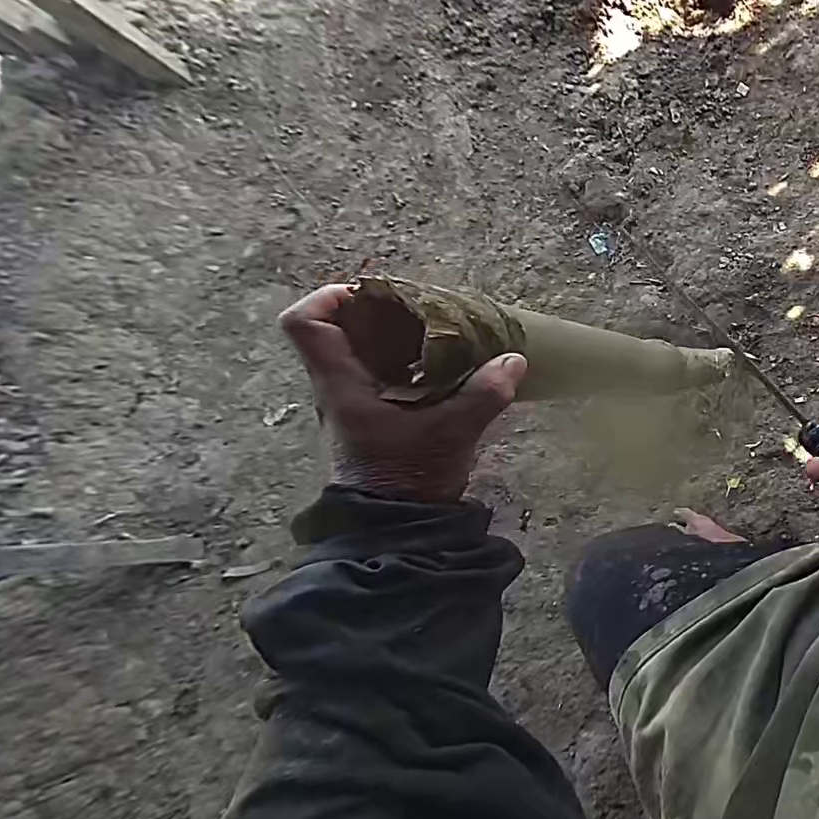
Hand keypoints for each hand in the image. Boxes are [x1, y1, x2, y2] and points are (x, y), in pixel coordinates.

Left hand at [279, 284, 527, 502]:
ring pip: (362, 352)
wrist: (400, 525)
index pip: (304, 325)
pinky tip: (441, 364)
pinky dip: (407, 360)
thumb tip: (514, 359)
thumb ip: (483, 395)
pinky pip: (383, 372)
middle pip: (339, 329)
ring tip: (436, 331)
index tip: (372, 293)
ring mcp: (356, 404)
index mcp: (342, 386)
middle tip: (421, 309)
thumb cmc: (409, 477)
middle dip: (378, 312)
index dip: (328, 297)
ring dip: (394, 336)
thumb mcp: (450, 433)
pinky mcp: (376, 417)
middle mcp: (340, 389)